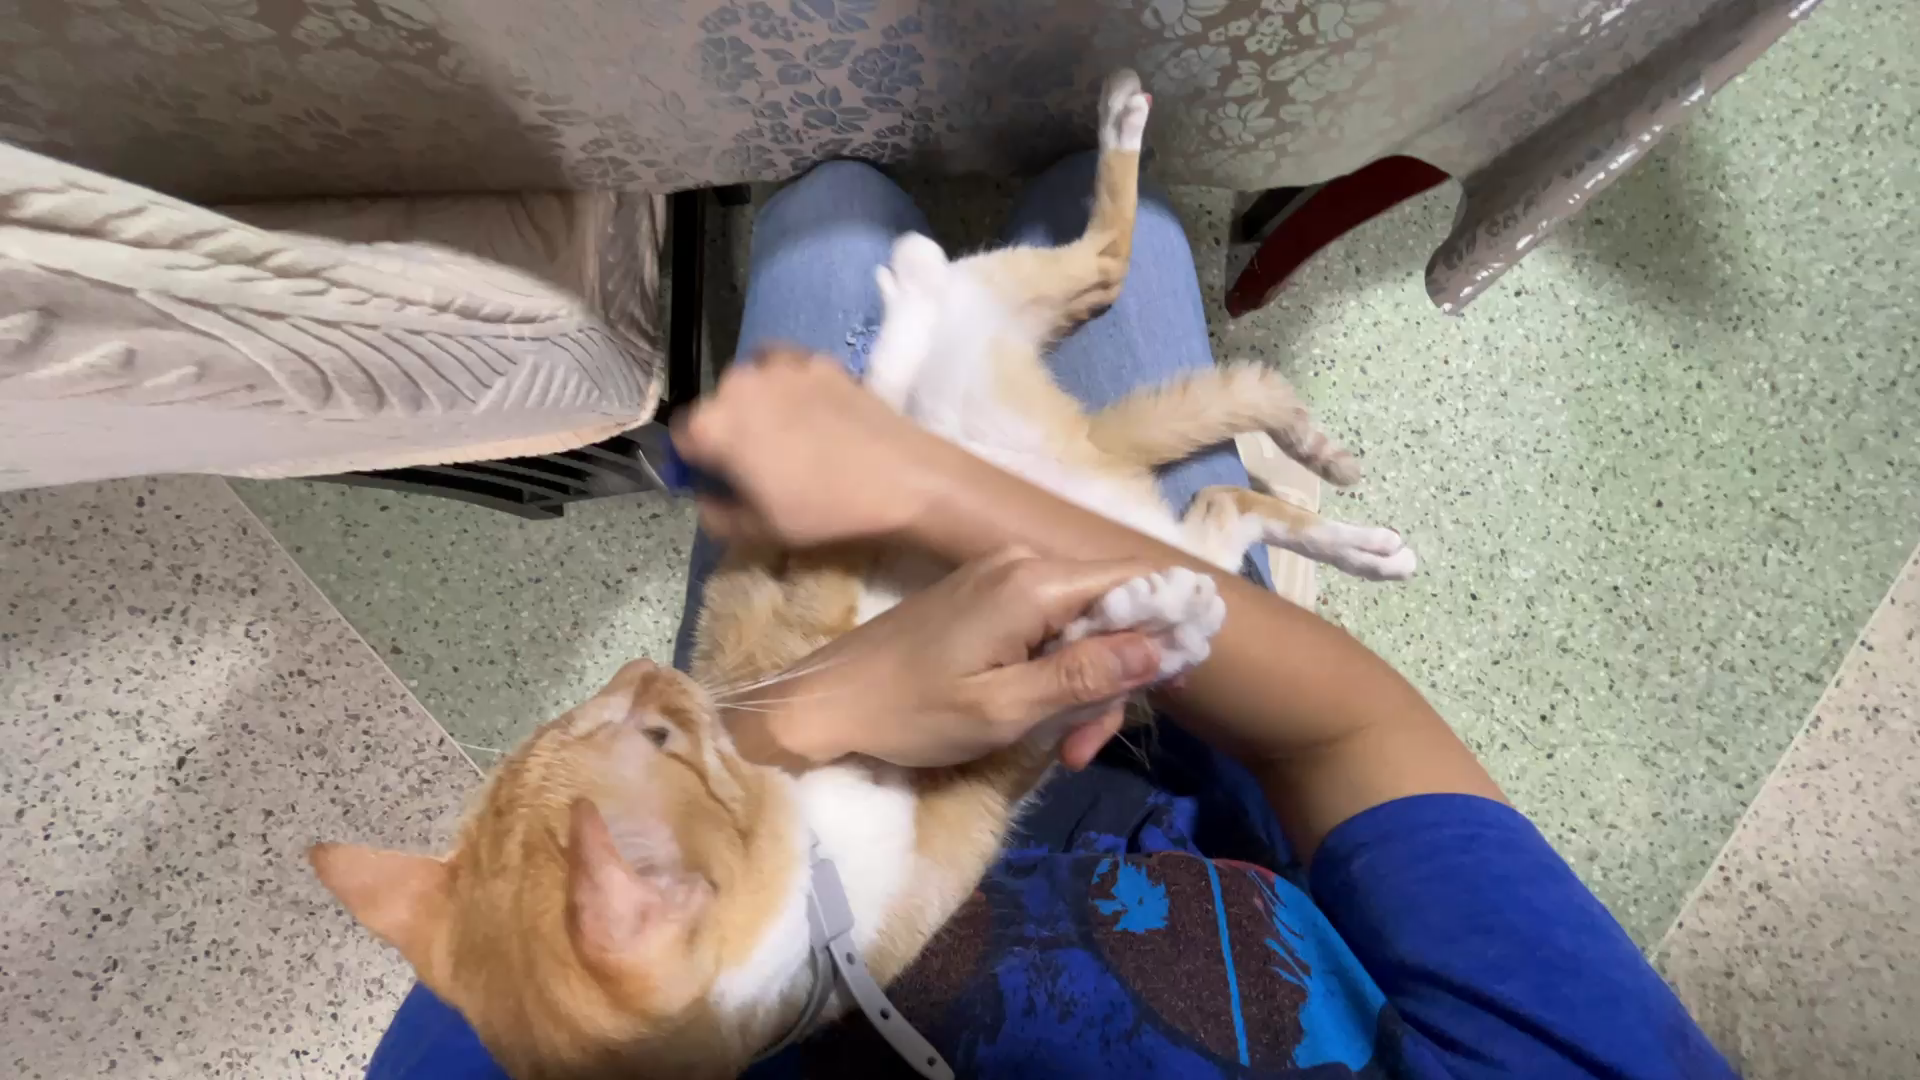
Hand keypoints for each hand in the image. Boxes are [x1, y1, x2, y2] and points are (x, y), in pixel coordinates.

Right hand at [669, 345, 958, 546]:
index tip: (720, 481)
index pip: (681, 440)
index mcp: (712, 426)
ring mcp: (779, 366)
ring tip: (789, 436)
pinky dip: (787, 384)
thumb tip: (706, 497)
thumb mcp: (760, 530)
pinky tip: (810, 409)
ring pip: (750, 385)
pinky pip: (785, 367)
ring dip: (757, 405)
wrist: (901, 478)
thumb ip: (714, 515)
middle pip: (716, 408)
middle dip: (728, 432)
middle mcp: (736, 385)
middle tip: (760, 464)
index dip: (697, 463)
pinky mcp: (818, 359)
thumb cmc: (825, 510)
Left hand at [726, 550, 1163, 769]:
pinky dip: (1052, 671)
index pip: (1134, 579)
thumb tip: (1163, 647)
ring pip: (1076, 625)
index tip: (1180, 677)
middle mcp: (1022, 564)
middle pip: (1107, 610)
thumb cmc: (913, 710)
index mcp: (1033, 582)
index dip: (1170, 620)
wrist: (829, 699)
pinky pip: (1043, 627)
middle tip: (1088, 745)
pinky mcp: (983, 598)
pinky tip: (1038, 717)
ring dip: (1081, 685)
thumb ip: (1085, 674)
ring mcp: (999, 578)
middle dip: (1113, 678)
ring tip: (1063, 747)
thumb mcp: (1006, 708)